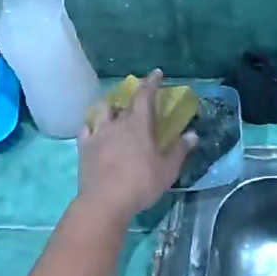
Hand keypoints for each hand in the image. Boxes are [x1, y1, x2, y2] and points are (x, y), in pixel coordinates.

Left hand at [75, 69, 195, 220]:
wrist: (104, 202)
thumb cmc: (140, 184)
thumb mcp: (167, 170)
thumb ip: (179, 150)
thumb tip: (192, 134)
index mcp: (138, 125)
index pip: (145, 96)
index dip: (151, 83)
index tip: (156, 73)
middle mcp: (117, 123)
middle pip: (124, 102)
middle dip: (133, 96)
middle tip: (139, 98)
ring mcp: (98, 134)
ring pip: (101, 111)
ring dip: (109, 108)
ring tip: (114, 112)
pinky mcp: (84, 147)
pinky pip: (86, 129)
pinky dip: (92, 126)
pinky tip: (94, 130)